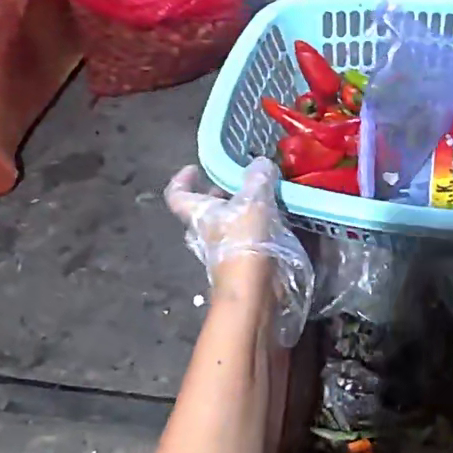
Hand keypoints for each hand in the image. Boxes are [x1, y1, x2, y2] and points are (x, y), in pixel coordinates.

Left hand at [164, 159, 312, 345]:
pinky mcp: (240, 262)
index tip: (194, 168)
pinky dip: (255, 227)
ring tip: (264, 196)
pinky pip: (244, 237)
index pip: (177, 194)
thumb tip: (260, 162)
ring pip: (226, 223)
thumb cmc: (244, 241)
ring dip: (241, 210)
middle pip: (205, 208)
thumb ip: (257, 179)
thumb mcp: (253, 201)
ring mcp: (221, 250)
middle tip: (240, 181)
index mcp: (198, 213)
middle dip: (220, 193)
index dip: (182, 180)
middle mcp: (204, 232)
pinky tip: (275, 219)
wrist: (254, 289)